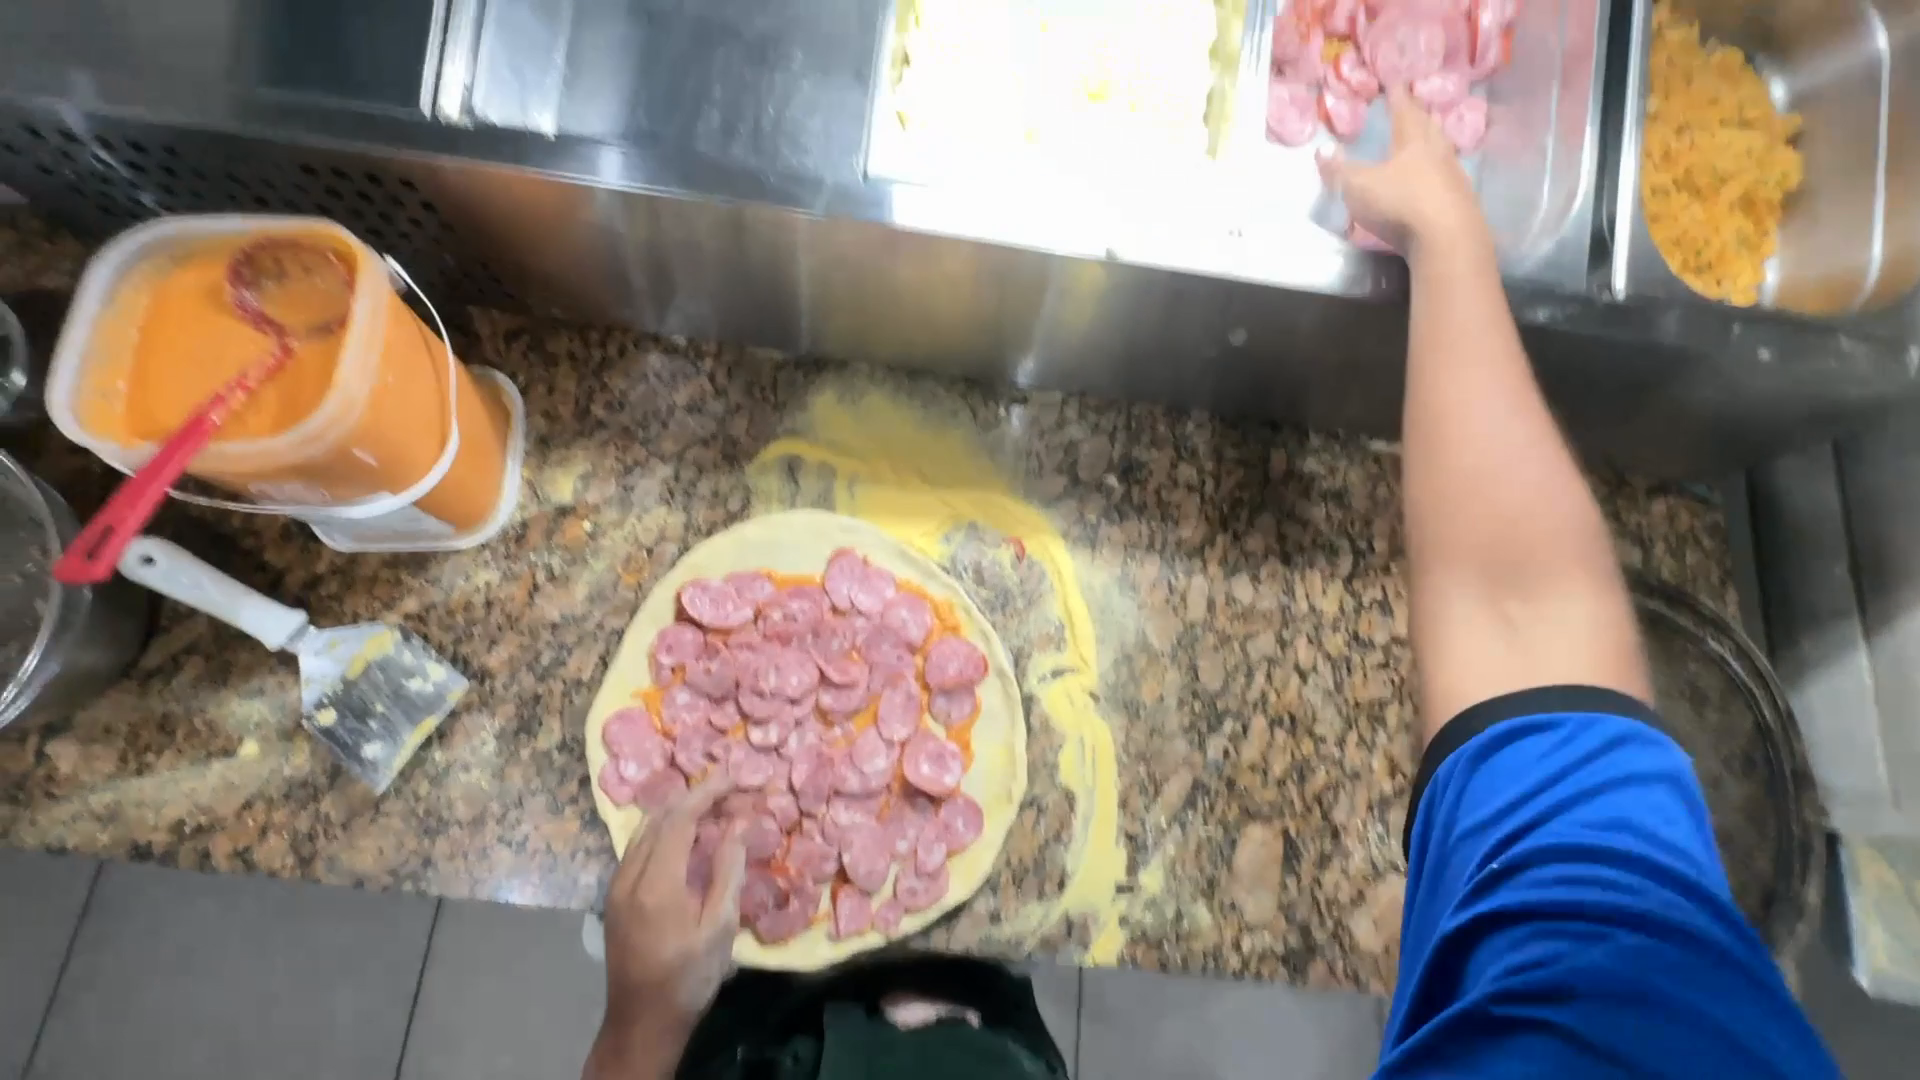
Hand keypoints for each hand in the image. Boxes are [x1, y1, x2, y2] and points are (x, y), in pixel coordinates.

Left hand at [598, 775, 744, 1055]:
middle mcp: (629, 875)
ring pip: (647, 828)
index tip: (738, 778)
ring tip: (718, 807)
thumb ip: (727, 869)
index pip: (680, 817)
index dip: (710, 791)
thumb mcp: (720, 926)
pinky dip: (668, 829)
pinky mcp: (616, 894)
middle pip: (661, 816)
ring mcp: (617, 884)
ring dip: (682, 810)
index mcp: (656, 884)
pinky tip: (691, 834)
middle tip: (735, 792)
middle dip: (699, 796)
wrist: (641, 1022)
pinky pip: (640, 845)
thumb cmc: (689, 977)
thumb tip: (739, 822)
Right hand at [1317, 87, 1487, 260]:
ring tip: (1428, 142)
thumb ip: (1339, 171)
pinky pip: (1447, 178)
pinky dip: (1439, 173)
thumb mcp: (1359, 187)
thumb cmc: (1399, 202)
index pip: (1404, 113)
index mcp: (1413, 143)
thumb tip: (1320, 151)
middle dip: (1421, 118)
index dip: (1398, 98)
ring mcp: (1451, 176)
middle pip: (1429, 128)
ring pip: (1442, 151)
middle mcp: (1437, 152)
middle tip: (1418, 110)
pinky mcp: (1458, 201)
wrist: (1445, 235)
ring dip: (1434, 144)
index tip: (1396, 84)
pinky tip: (1435, 180)